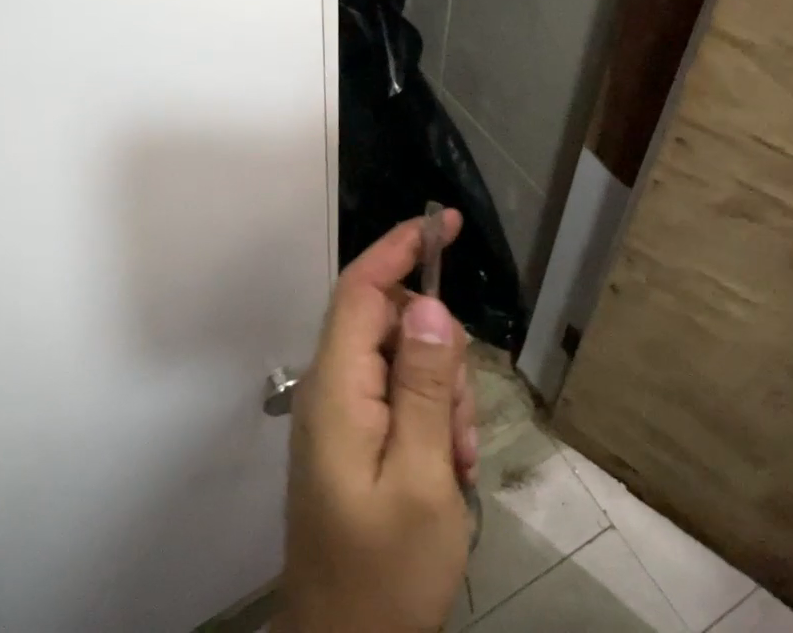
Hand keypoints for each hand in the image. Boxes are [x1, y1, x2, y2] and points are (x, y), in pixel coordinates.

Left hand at [279, 211, 475, 632]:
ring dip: (442, 399)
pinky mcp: (354, 440)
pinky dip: (433, 423)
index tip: (442, 222)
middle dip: (438, 357)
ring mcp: (341, 418)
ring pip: (404, 365)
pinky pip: (399, 401)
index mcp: (336, 390)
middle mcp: (331, 391)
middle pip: (391, 326)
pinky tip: (450, 470)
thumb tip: (427, 305)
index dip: (399, 248)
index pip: (360, 290)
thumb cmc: (386, 569)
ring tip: (457, 463)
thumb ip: (422, 386)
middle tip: (461, 425)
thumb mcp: (423, 477)